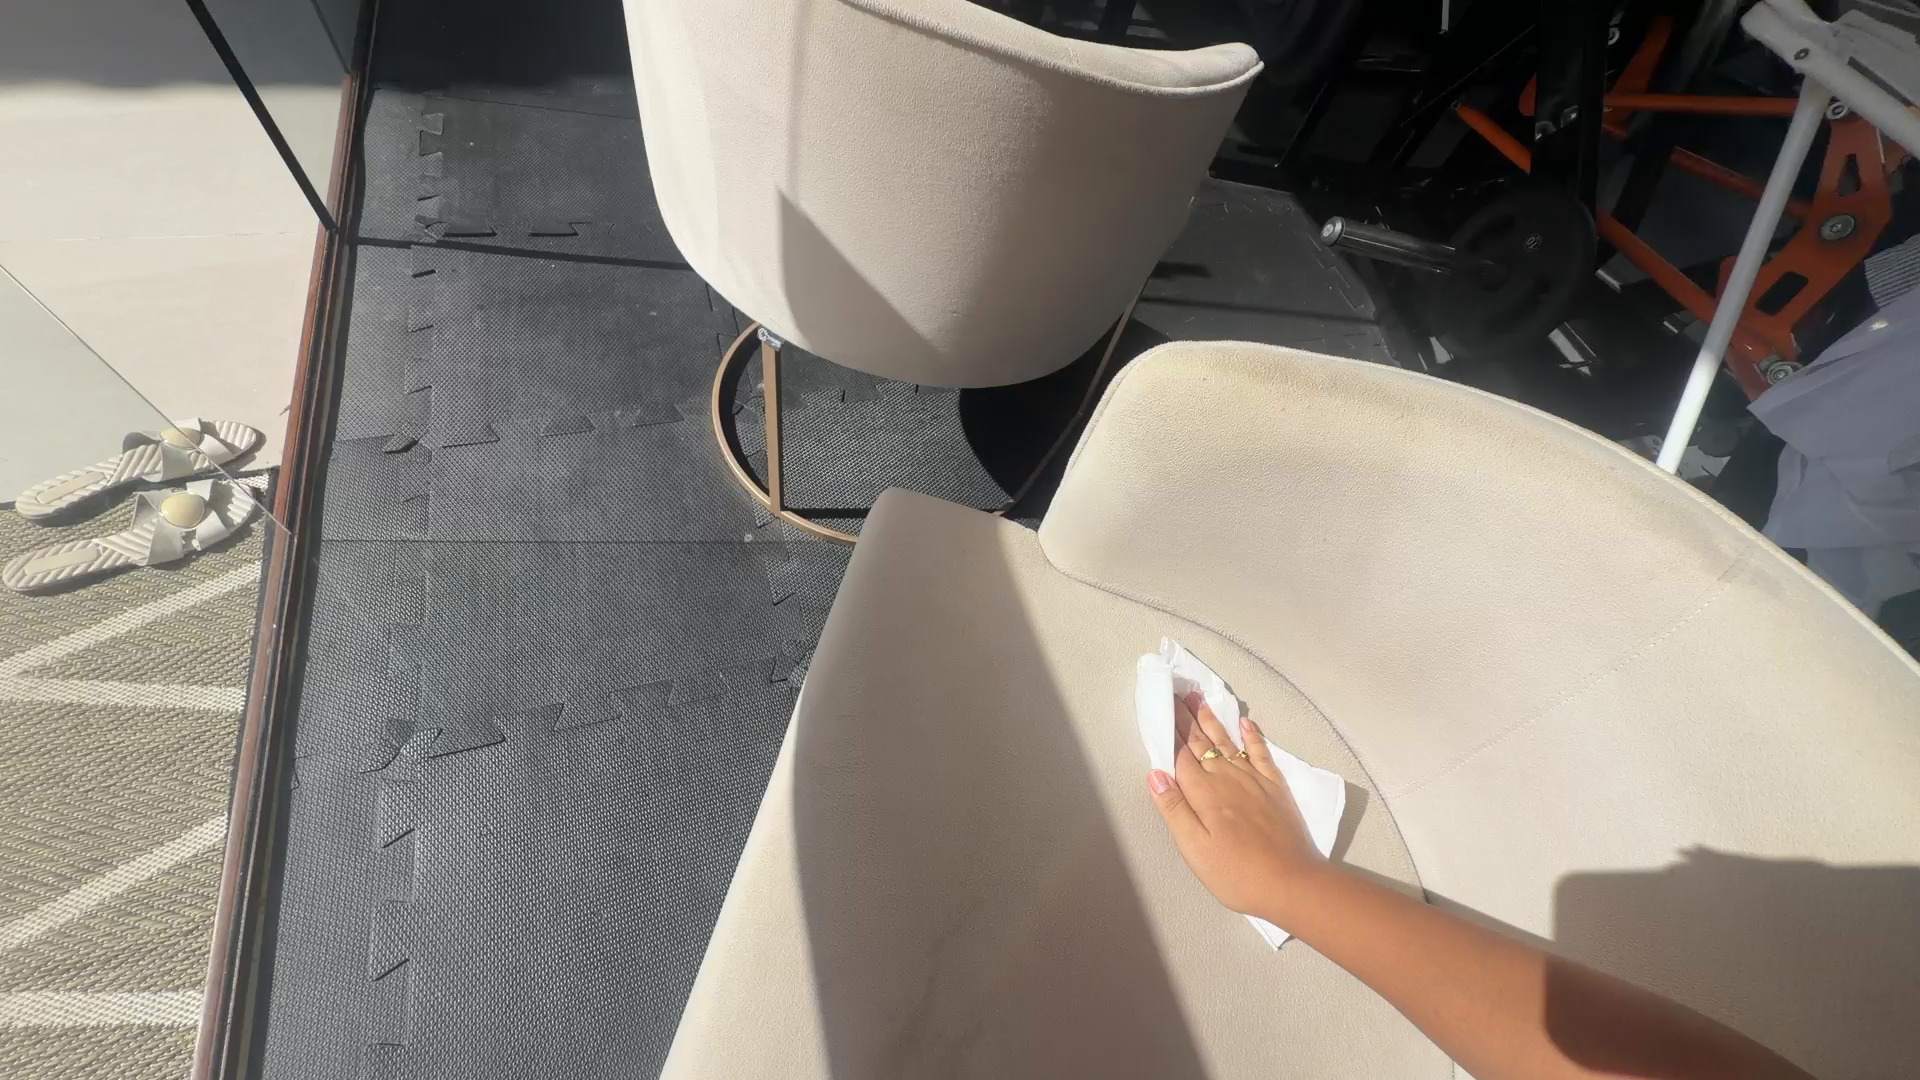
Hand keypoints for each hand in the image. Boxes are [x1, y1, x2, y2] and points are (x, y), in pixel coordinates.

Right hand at [1146, 692, 1324, 921]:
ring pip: (1226, 742)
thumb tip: (1155, 774)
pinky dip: (1252, 736)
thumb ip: (1174, 809)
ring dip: (1212, 720)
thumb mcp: (1194, 849)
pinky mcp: (1275, 788)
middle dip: (1186, 717)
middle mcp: (1225, 778)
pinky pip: (1261, 753)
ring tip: (1200, 700)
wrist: (1293, 884)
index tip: (1162, 706)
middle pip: (1201, 742)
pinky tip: (1246, 723)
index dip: (1170, 729)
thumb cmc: (1236, 873)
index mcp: (1203, 792)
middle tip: (1177, 693)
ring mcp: (1253, 780)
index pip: (1180, 754)